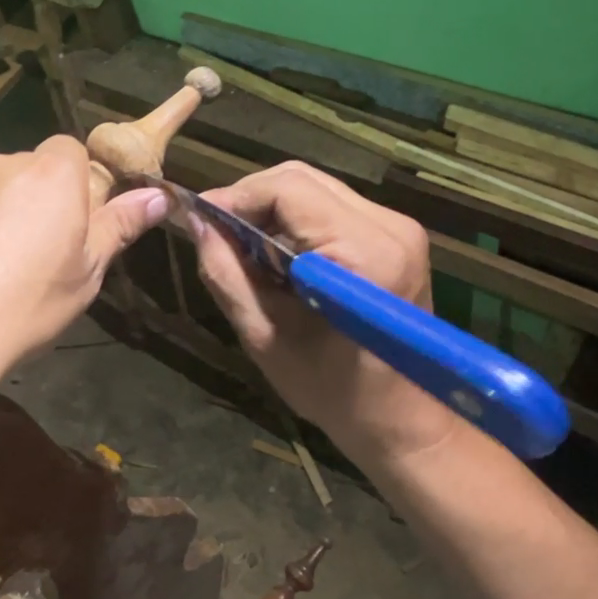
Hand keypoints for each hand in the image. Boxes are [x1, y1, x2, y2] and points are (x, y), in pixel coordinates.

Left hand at [0, 135, 168, 385]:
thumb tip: (158, 195)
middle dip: (43, 200)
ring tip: (2, 275)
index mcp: (51, 172)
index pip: (74, 150)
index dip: (81, 185)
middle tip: (48, 256)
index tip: (80, 226)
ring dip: (5, 217)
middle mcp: (2, 166)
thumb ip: (120, 225)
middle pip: (33, 169)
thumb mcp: (88, 271)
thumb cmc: (28, 302)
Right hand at [193, 162, 462, 460]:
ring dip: (271, 208)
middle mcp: (389, 226)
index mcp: (365, 253)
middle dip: (250, 199)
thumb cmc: (332, 389)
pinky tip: (276, 252)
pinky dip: (294, 219)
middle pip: (301, 179)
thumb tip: (197, 220)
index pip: (286, 188)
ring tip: (242, 245)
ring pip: (314, 187)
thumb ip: (226, 272)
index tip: (199, 220)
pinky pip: (331, 206)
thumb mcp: (264, 336)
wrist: (400, 419)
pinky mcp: (395, 235)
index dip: (235, 197)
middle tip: (216, 233)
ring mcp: (397, 227)